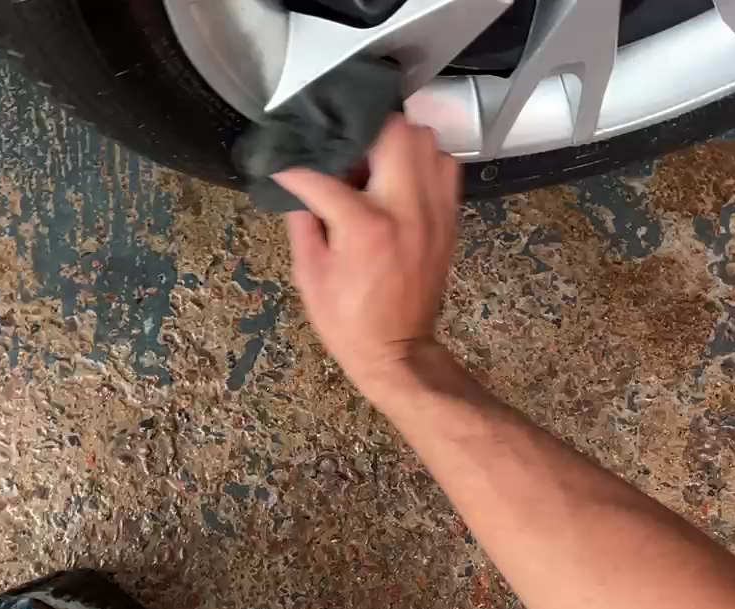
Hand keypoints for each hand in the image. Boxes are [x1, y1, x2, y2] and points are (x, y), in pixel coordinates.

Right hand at [275, 117, 461, 398]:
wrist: (396, 350)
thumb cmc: (349, 322)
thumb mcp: (310, 276)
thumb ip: (301, 222)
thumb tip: (296, 187)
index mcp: (365, 227)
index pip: (324, 176)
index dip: (297, 169)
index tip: (285, 167)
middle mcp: (406, 210)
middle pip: (393, 130)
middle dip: (361, 134)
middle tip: (344, 154)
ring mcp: (434, 212)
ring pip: (425, 139)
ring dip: (395, 143)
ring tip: (373, 166)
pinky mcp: (449, 219)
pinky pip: (444, 165)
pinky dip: (421, 161)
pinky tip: (399, 180)